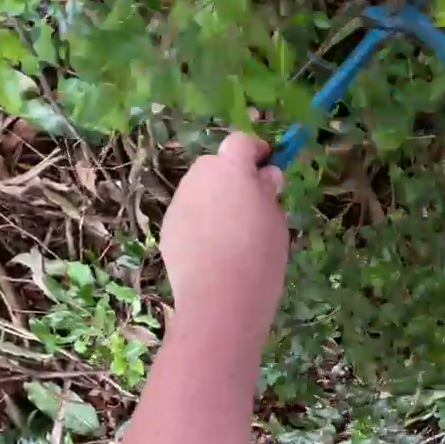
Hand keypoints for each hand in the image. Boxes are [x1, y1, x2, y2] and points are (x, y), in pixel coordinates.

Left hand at [160, 132, 288, 336]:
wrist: (219, 301)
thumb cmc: (259, 259)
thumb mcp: (276, 224)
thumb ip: (268, 194)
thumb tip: (265, 177)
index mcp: (232, 169)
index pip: (242, 143)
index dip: (256, 151)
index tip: (268, 165)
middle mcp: (200, 177)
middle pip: (216, 166)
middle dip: (233, 178)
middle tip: (253, 207)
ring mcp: (179, 203)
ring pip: (200, 192)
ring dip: (215, 202)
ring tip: (233, 236)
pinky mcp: (168, 228)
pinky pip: (189, 217)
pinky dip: (201, 226)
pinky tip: (214, 254)